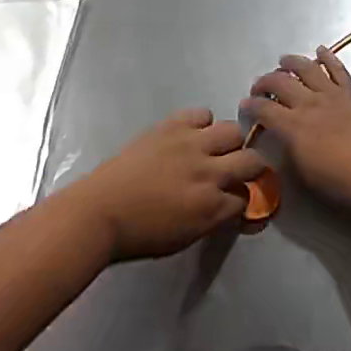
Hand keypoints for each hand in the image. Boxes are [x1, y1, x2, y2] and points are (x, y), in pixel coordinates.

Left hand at [76, 108, 267, 261]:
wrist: (98, 212)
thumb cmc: (138, 234)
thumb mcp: (184, 237)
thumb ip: (214, 219)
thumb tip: (236, 209)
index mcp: (210, 206)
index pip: (246, 197)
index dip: (245, 198)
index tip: (240, 199)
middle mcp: (208, 171)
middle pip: (251, 159)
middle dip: (251, 167)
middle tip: (240, 170)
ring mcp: (192, 143)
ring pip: (233, 130)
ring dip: (230, 142)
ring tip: (216, 149)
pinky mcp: (174, 125)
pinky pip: (203, 114)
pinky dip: (203, 124)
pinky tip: (193, 135)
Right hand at [242, 48, 350, 209]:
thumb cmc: (337, 179)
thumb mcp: (301, 172)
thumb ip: (287, 149)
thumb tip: (279, 136)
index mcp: (293, 126)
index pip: (264, 109)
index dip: (251, 105)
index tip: (245, 104)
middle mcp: (309, 103)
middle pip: (281, 82)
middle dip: (265, 81)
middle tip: (259, 85)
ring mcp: (330, 94)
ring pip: (307, 68)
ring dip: (292, 62)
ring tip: (283, 60)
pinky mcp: (349, 92)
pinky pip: (337, 69)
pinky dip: (328, 56)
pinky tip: (320, 50)